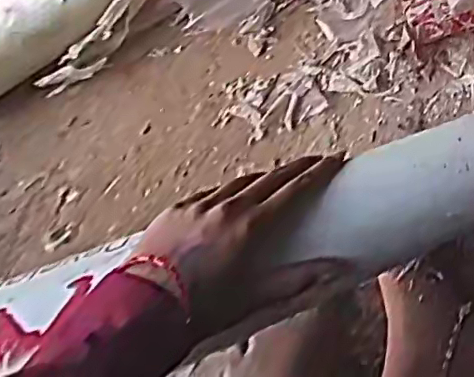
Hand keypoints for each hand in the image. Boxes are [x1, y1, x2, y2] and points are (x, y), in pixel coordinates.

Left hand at [132, 156, 349, 332]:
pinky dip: (226, 194)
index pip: (296, 187)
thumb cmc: (200, 310)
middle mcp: (230, 206)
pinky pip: (210, 193)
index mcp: (252, 225)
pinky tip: (228, 202)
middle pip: (273, 175)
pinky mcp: (178, 208)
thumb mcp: (251, 298)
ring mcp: (202, 204)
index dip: (319, 170)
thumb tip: (334, 270)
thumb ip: (295, 281)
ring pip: (241, 181)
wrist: (138, 315)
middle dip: (297, 165)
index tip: (336, 158)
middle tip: (314, 160)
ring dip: (262, 178)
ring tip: (273, 181)